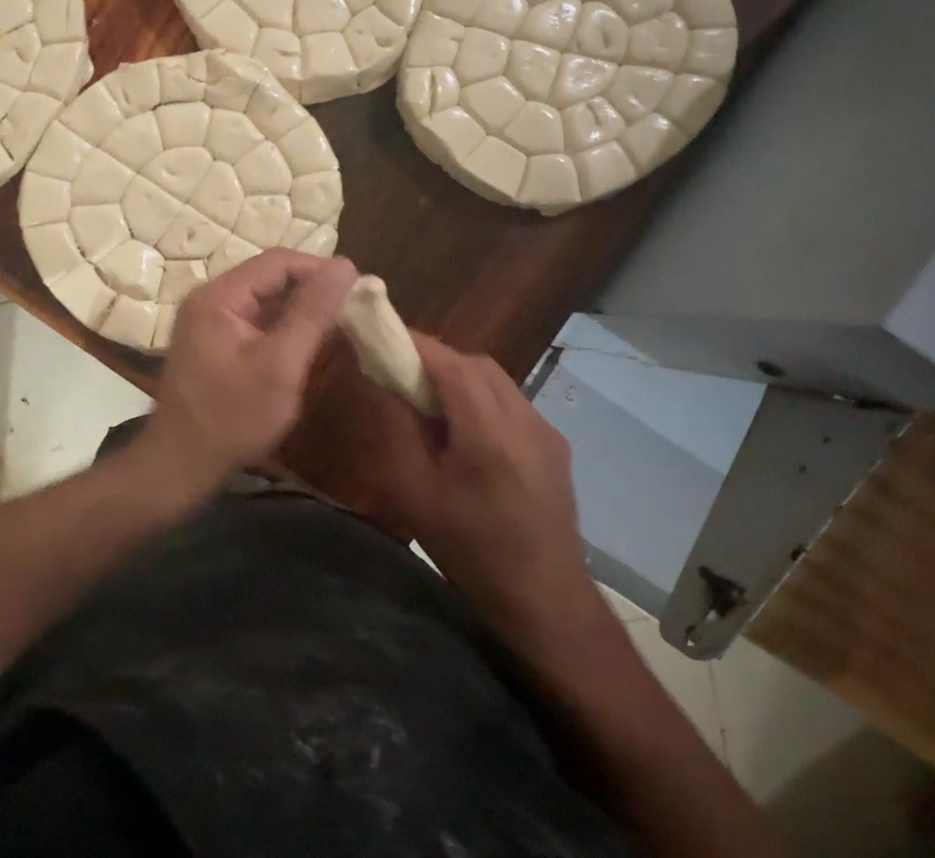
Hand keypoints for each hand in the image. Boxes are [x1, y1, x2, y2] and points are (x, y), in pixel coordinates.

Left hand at [141, 249, 357, 489]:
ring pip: (264, 303)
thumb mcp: (280, 365)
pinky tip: (310, 347)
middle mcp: (208, 301)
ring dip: (301, 313)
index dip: (321, 270)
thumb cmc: (232, 417)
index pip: (278, 261)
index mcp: (218, 297)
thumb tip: (345, 266)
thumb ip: (311, 313)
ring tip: (341, 328)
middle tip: (356, 311)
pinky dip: (283, 332)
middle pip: (270, 279)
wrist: (181, 464)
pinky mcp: (212, 347)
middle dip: (313, 292)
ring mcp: (207, 324)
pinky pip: (255, 325)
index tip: (361, 290)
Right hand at [364, 334, 594, 629]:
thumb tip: (382, 384)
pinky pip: (512, 405)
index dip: (414, 343)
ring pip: (498, 382)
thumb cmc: (469, 550)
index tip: (380, 334)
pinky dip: (480, 400)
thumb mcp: (415, 493)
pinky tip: (461, 433)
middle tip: (397, 373)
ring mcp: (546, 434)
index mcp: (488, 433)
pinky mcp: (555, 449)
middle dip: (436, 359)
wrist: (543, 599)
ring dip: (460, 379)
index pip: (450, 364)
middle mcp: (525, 421)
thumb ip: (398, 430)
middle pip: (477, 366)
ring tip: (425, 403)